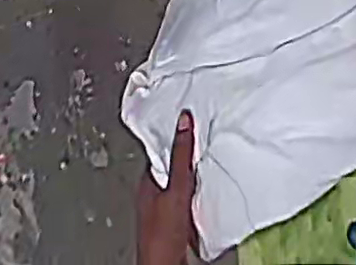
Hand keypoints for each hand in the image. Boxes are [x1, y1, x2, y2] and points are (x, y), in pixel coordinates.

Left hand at [135, 110, 199, 264]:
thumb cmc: (163, 234)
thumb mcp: (176, 188)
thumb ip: (181, 156)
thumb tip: (183, 120)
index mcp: (147, 183)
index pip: (161, 150)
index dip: (177, 136)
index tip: (193, 123)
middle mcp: (152, 195)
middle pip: (173, 167)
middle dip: (188, 157)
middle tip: (206, 143)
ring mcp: (164, 211)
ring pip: (181, 184)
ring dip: (195, 177)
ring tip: (208, 166)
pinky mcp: (175, 224)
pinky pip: (189, 200)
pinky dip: (198, 194)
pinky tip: (207, 194)